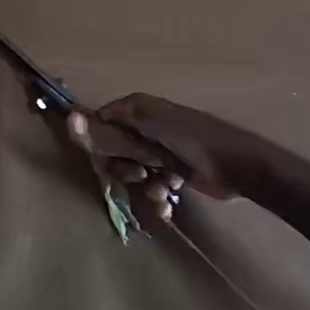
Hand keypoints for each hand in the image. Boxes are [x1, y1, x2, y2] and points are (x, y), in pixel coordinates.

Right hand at [79, 94, 276, 201]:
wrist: (240, 166)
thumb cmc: (193, 141)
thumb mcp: (148, 132)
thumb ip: (109, 131)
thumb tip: (69, 118)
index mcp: (137, 108)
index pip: (101, 124)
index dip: (99, 146)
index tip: (104, 164)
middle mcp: (145, 125)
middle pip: (115, 151)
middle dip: (124, 169)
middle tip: (140, 174)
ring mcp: (160, 149)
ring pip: (133, 172)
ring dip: (144, 186)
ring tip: (161, 190)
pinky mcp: (173, 171)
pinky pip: (152, 184)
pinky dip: (158, 195)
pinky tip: (168, 201)